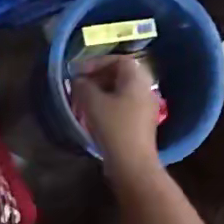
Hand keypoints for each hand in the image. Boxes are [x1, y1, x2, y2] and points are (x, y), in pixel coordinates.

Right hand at [73, 55, 161, 177]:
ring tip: (83, 102)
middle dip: (97, 78)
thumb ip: (83, 86)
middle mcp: (146, 89)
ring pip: (121, 92)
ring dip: (101, 93)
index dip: (97, 62)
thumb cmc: (114, 127)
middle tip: (79, 86)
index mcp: (137, 79)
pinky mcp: (141, 124)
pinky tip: (93, 117)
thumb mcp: (92, 102)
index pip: (118, 59)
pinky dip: (108, 106)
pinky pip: (123, 107)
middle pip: (121, 75)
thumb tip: (78, 80)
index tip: (78, 72)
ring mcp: (146, 108)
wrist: (132, 164)